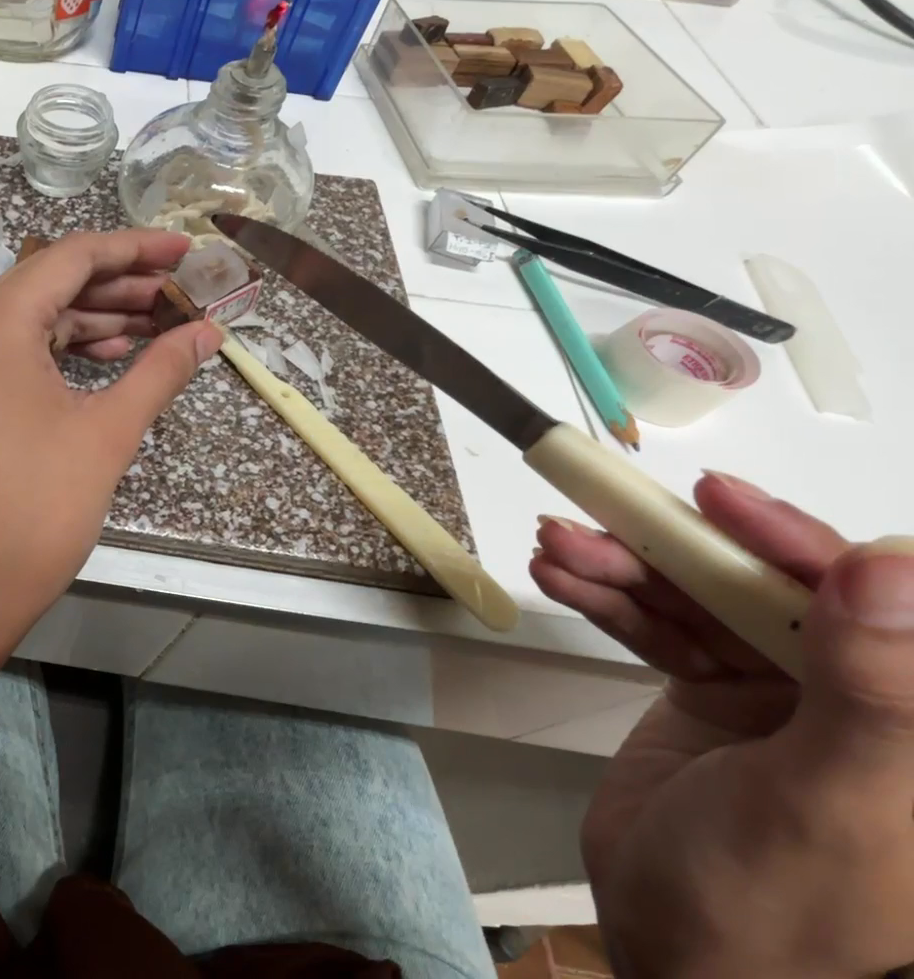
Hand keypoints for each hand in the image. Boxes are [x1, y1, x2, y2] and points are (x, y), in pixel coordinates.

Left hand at [0, 230, 221, 684]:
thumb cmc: (39, 510)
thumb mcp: (109, 432)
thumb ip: (161, 369)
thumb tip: (209, 331)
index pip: (71, 258)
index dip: (135, 249)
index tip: (187, 250)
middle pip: (50, 281)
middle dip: (120, 283)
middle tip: (182, 291)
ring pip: (33, 316)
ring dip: (94, 316)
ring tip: (160, 322)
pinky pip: (15, 350)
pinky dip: (63, 347)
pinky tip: (114, 354)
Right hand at [532, 473, 913, 978]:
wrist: (682, 949)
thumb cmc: (779, 894)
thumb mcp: (832, 798)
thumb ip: (873, 691)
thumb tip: (888, 565)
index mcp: (909, 712)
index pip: (863, 599)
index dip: (790, 541)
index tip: (715, 499)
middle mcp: (851, 690)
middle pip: (758, 589)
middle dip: (674, 551)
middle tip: (595, 516)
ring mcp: (774, 691)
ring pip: (694, 603)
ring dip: (621, 570)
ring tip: (555, 548)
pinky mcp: (705, 697)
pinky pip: (655, 632)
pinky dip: (606, 603)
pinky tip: (560, 579)